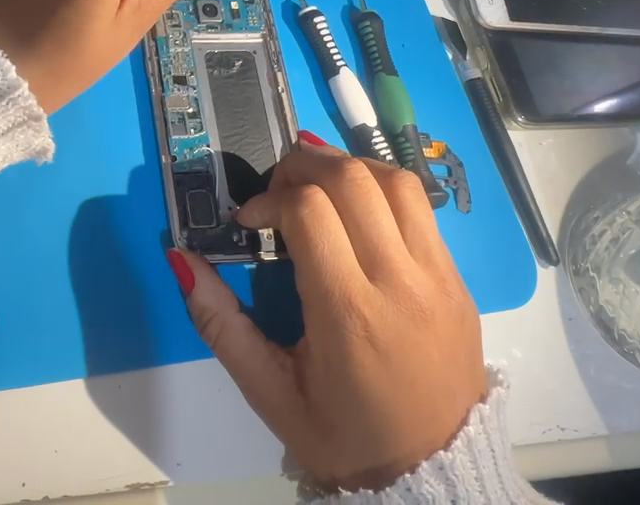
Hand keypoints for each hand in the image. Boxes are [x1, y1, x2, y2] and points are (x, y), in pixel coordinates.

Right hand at [169, 136, 485, 491]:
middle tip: (277, 188)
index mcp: (350, 314)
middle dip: (302, 165)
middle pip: (351, 180)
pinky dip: (379, 188)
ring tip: (316, 184)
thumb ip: (219, 323)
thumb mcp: (268, 390)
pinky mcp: (458, 279)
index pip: (309, 210)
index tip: (250, 220)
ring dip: (346, 167)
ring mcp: (438, 277)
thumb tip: (182, 258)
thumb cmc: (343, 435)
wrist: (435, 477)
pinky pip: (420, 206)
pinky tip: (354, 207)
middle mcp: (401, 283)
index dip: (268, 199)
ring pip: (393, 181)